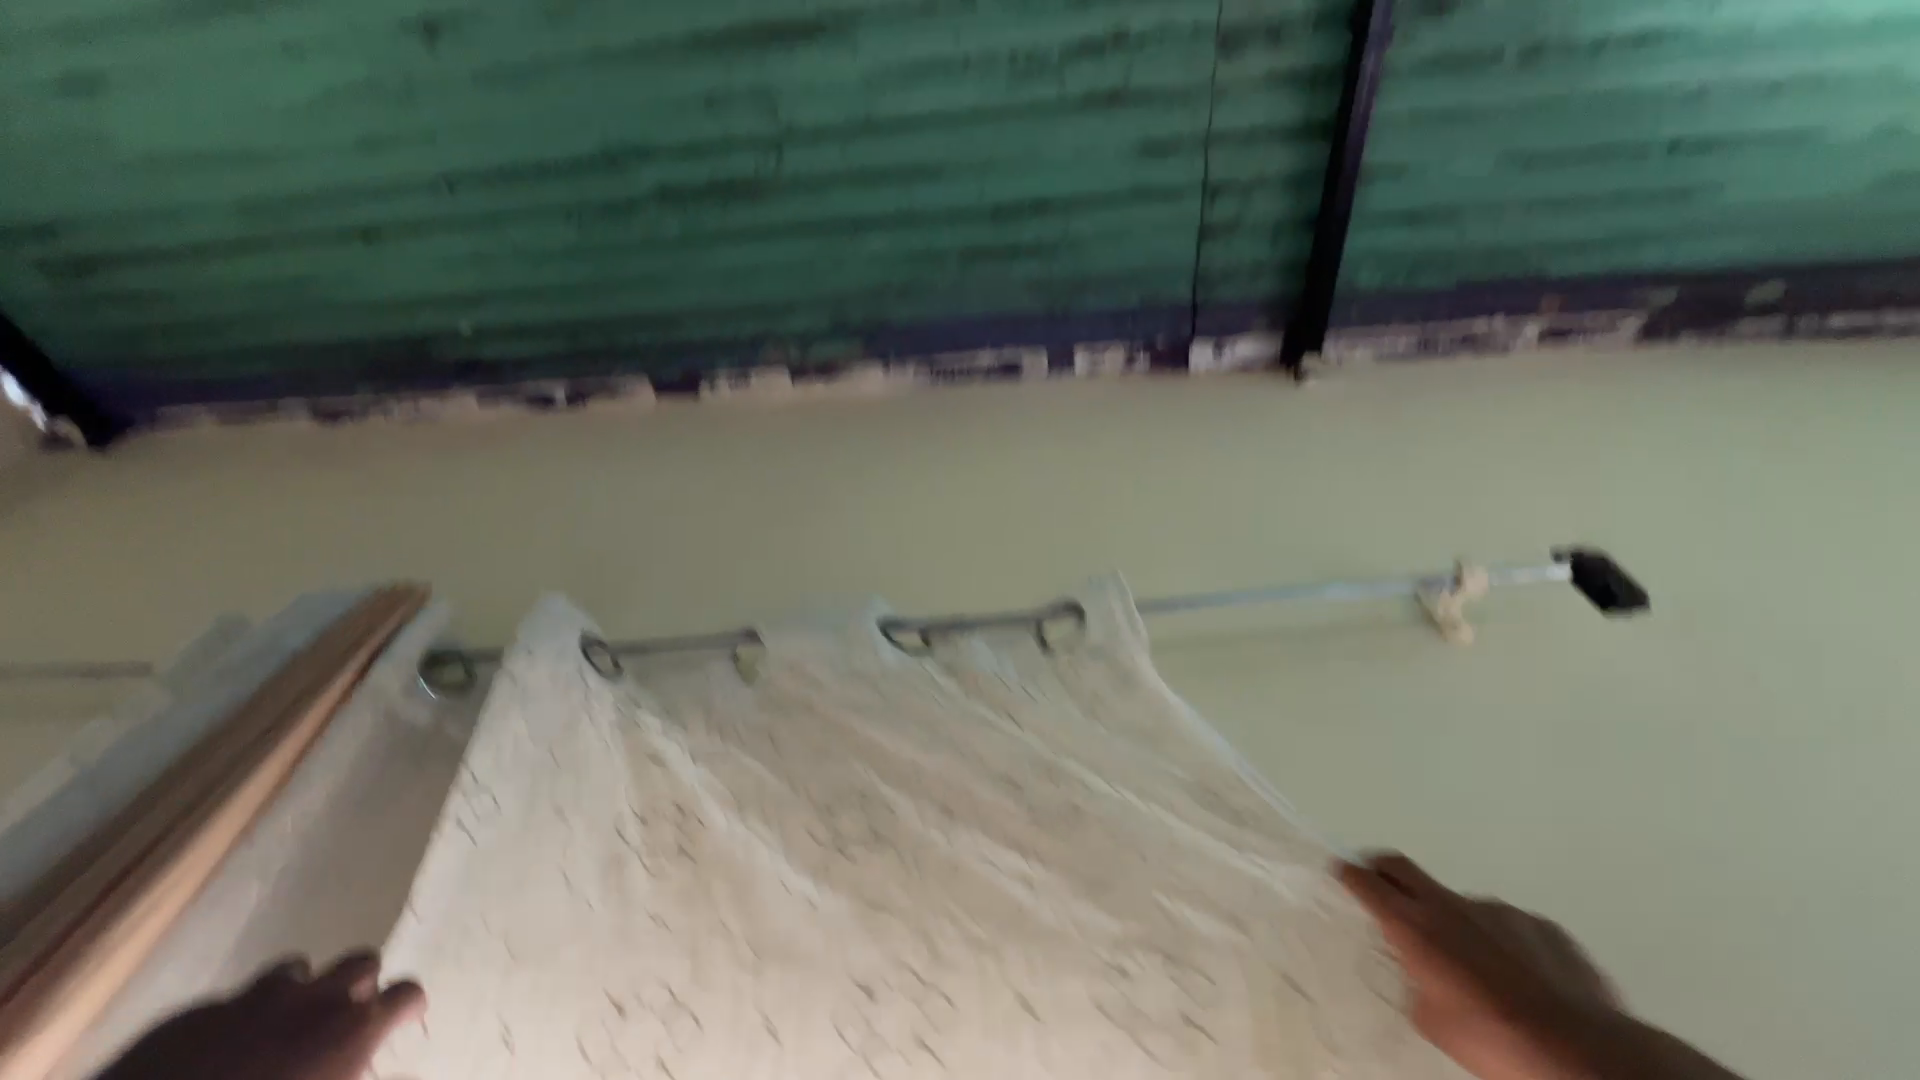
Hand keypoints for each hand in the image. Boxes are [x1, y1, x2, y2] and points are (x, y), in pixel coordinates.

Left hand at [94, 950, 423, 1079]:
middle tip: (344, 1015)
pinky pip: (230, 1001)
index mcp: (350, 1028)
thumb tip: (413, 1074)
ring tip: (281, 1026)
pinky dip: (239, 1018)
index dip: (408, 1005)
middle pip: (361, 961)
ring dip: (299, 992)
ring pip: (295, 968)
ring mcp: (250, 1001)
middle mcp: (311, 1001)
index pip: (406, 992)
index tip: (403, 1020)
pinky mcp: (192, 1014)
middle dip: (360, 983)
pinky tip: (220, 1052)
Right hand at [1339, 852, 1615, 1079]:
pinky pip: (1506, 925)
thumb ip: (1414, 980)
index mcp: (1413, 925)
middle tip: (1380, 887)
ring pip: (1460, 903)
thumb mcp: (1428, 1019)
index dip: (1349, 874)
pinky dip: (1500, 941)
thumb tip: (1419, 971)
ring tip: (1473, 965)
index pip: (1366, 881)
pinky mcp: (1540, 924)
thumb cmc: (1490, 1039)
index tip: (1341, 872)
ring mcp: (1498, 909)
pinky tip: (1517, 976)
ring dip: (1454, 922)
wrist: (1581, 1052)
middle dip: (1384, 871)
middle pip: (1401, 866)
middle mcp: (1449, 905)